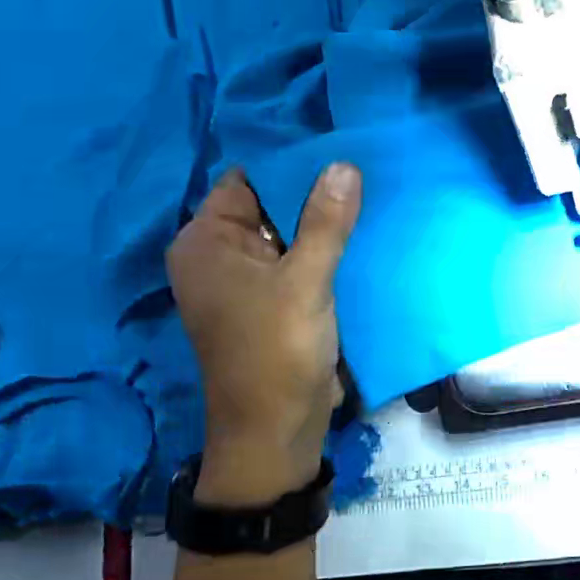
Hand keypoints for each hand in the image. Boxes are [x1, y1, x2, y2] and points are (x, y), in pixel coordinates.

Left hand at [167, 164, 360, 506]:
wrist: (277, 427)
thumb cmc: (278, 349)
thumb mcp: (305, 281)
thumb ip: (325, 222)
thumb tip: (344, 164)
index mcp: (206, 242)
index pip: (248, 183)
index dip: (293, 166)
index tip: (341, 152)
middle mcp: (220, 257)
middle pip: (271, 210)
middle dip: (315, 196)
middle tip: (368, 174)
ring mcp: (248, 283)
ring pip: (290, 239)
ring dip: (326, 228)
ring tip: (374, 202)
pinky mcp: (273, 305)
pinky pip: (300, 266)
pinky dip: (326, 256)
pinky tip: (363, 243)